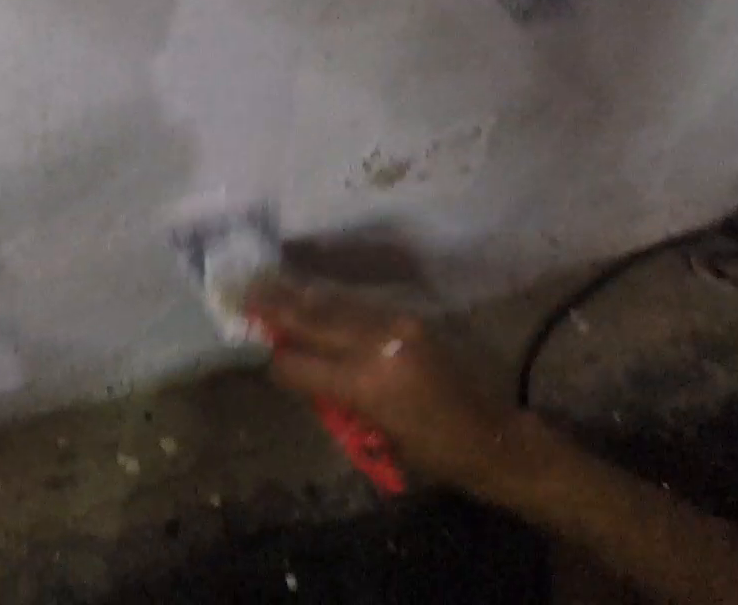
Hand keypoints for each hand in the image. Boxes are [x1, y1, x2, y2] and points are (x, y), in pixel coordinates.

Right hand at [245, 275, 536, 491]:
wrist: (494, 438)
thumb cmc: (432, 453)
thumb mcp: (372, 433)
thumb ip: (331, 397)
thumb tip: (295, 367)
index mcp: (365, 384)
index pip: (300, 364)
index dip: (277, 361)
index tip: (259, 351)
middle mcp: (376, 345)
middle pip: (311, 318)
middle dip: (274, 306)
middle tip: (242, 291)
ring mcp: (394, 325)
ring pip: (333, 302)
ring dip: (297, 295)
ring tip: (267, 284)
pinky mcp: (407, 318)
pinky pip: (357, 304)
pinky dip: (329, 301)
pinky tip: (309, 295)